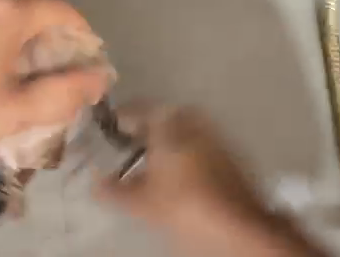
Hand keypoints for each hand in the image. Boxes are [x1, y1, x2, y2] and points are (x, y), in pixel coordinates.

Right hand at [97, 105, 325, 256]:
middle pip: (158, 118)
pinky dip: (186, 154)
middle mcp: (190, 116)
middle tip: (127, 150)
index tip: (106, 133)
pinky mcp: (232, 153)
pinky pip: (199, 145)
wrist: (243, 230)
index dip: (117, 122)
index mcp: (165, 118)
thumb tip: (95, 183)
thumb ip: (116, 191)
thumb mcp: (144, 203)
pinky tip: (180, 176)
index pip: (133, 110)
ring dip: (166, 143)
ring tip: (153, 166)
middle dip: (143, 132)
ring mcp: (214, 133)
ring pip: (181, 131)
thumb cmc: (186, 206)